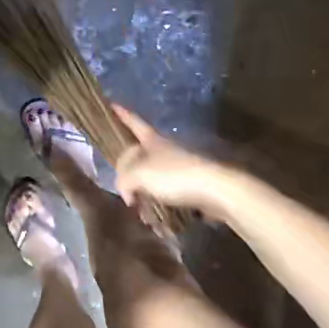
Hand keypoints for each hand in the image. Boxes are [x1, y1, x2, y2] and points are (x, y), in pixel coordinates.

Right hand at [112, 106, 245, 216]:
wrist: (215, 191)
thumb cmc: (174, 176)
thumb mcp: (139, 174)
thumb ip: (124, 179)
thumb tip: (126, 190)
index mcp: (152, 141)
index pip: (134, 123)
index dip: (122, 115)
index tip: (112, 105)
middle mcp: (164, 151)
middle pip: (138, 159)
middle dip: (129, 177)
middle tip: (126, 195)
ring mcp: (177, 169)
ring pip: (151, 182)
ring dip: (144, 199)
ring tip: (144, 216)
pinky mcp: (188, 187)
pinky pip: (165, 197)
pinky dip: (158, 209)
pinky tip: (156, 223)